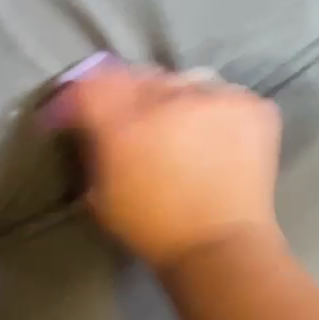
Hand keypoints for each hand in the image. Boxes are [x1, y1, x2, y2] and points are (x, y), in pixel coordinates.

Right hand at [52, 62, 284, 274]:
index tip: (65, 113)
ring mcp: (218, 96)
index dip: (72, 95)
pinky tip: (202, 136)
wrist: (216, 244)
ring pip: (181, 81)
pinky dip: (205, 110)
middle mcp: (172, 98)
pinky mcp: (253, 104)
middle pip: (136, 76)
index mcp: (126, 125)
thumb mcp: (100, 195)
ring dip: (166, 99)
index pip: (90, 86)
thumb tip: (88, 125)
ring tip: (167, 125)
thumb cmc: (148, 228)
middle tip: (117, 119)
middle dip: (120, 94)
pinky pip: (219, 95)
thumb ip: (93, 150)